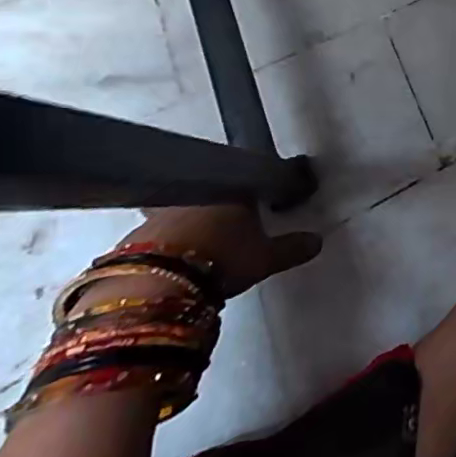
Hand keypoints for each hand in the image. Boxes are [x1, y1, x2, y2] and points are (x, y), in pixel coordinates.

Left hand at [118, 205, 322, 297]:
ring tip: (197, 244)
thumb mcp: (266, 258)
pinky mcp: (138, 229)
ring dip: (188, 219)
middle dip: (219, 202)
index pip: (246, 176)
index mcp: (233, 187)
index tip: (257, 198)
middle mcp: (198, 189)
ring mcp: (165, 206)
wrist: (162, 280)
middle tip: (226, 225)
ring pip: (182, 205)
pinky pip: (156, 229)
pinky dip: (165, 238)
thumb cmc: (223, 259)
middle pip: (211, 188)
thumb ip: (292, 248)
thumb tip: (317, 241)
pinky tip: (171, 257)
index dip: (252, 189)